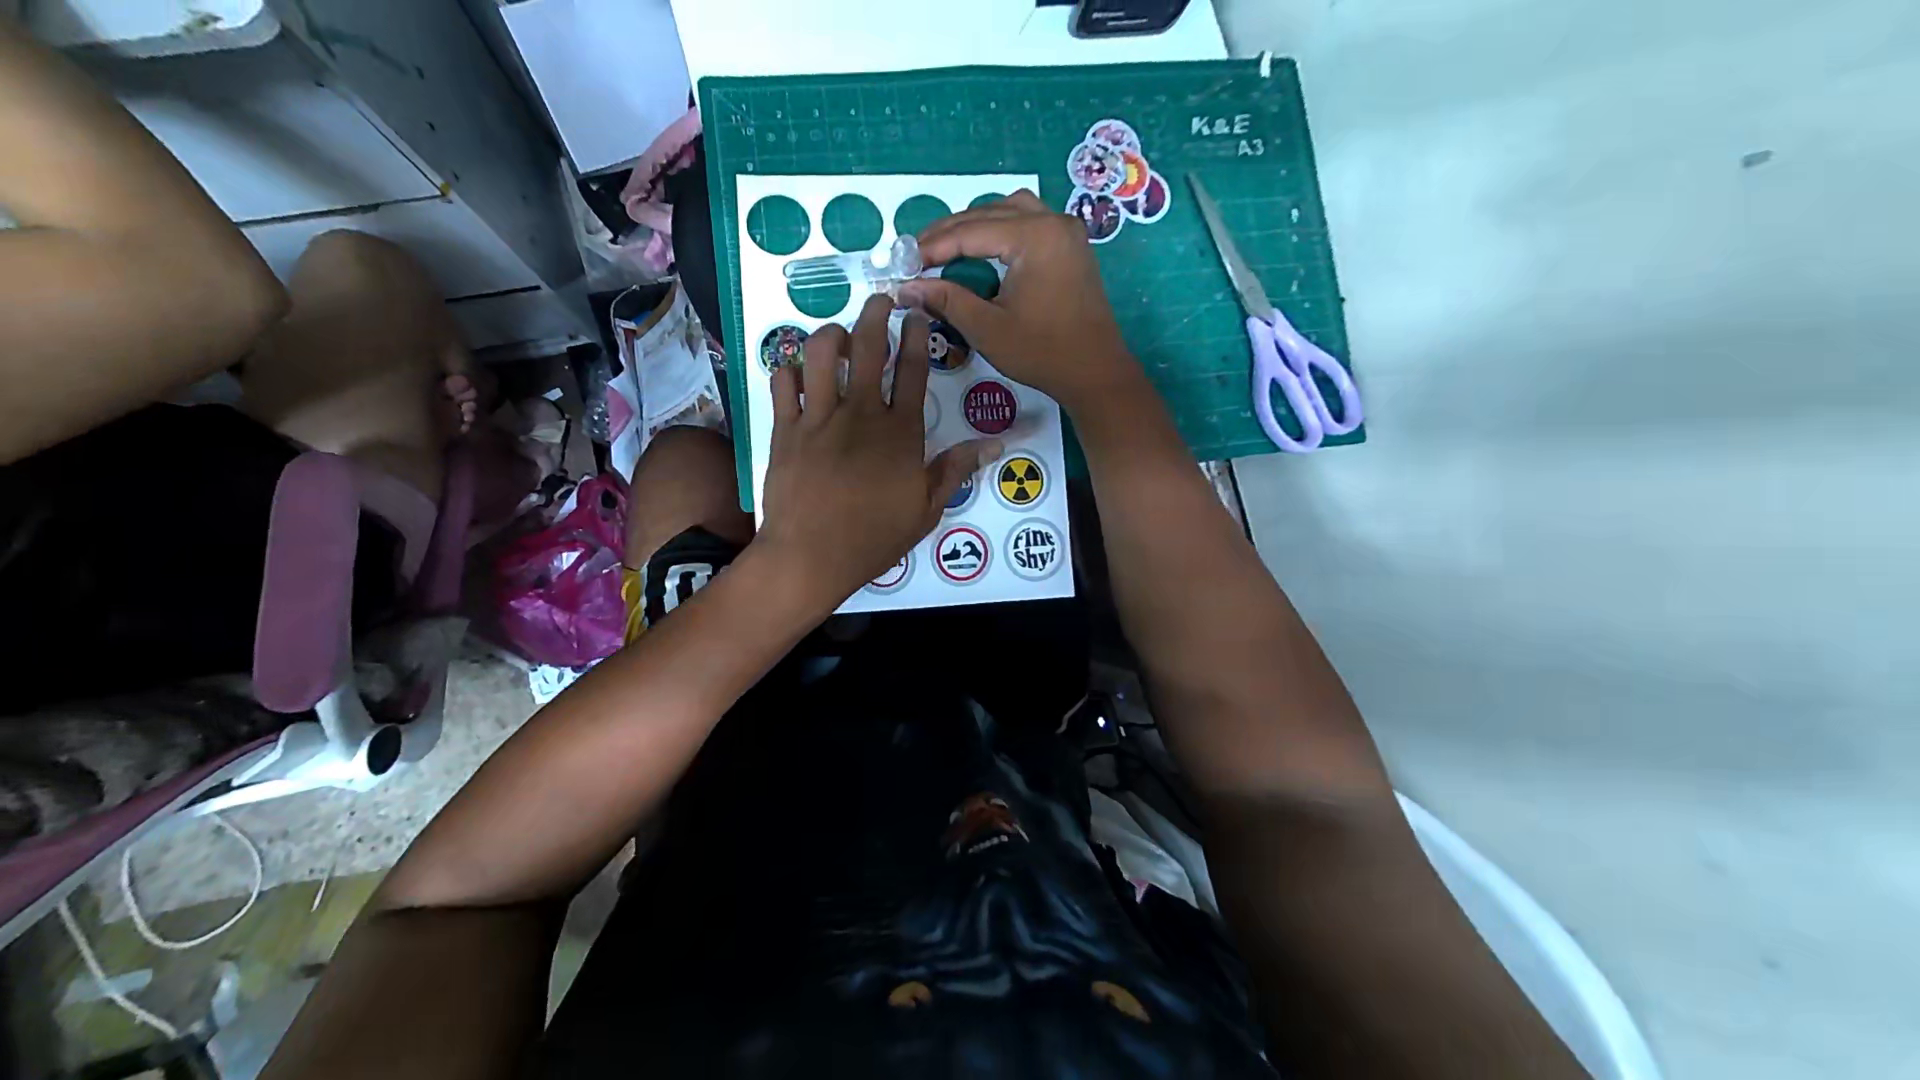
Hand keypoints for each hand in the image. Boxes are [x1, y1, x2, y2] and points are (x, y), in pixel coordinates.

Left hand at [755, 294, 1001, 611]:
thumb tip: (995, 445)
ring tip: (838, 337)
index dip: (917, 336)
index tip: (916, 316)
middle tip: (880, 300)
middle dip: (876, 313)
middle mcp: (861, 414)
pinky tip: (798, 372)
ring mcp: (819, 418)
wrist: (811, 557)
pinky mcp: (785, 429)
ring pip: (822, 353)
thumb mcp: (926, 510)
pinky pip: (783, 382)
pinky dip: (790, 369)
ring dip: (832, 334)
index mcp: (900, 432)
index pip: (913, 370)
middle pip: (869, 346)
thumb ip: (956, 470)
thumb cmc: (874, 538)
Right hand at [899, 190, 1141, 411]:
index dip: (933, 245)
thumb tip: (906, 287)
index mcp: (1035, 236)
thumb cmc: (1042, 353)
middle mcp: (1053, 221)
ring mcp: (1067, 231)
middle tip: (917, 255)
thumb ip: (946, 300)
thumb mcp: (987, 329)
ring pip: (1010, 211)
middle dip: (950, 232)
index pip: (971, 231)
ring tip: (946, 250)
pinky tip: (982, 253)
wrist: (1096, 372)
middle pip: (989, 212)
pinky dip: (1001, 231)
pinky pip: (1028, 223)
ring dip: (976, 226)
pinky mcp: (1071, 246)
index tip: (903, 261)